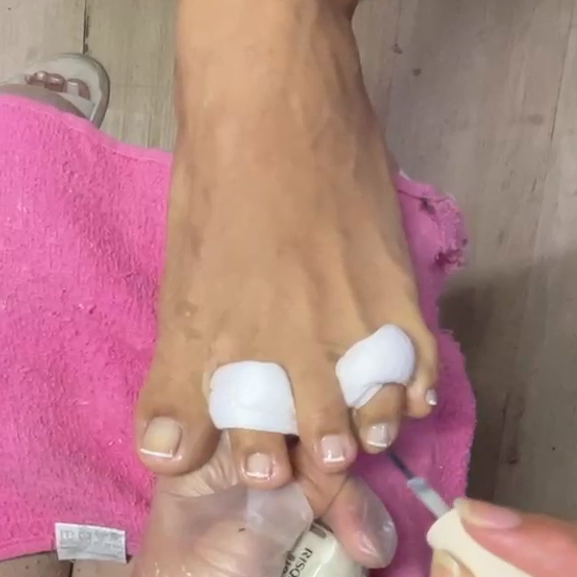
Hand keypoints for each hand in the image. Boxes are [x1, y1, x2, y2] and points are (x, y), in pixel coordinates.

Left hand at [37, 436, 387, 576]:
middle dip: (342, 495)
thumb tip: (343, 446)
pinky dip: (343, 556)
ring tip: (369, 565)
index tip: (357, 454)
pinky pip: (322, 541)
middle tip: (366, 545)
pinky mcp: (278, 564)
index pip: (265, 419)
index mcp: (201, 465)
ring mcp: (255, 526)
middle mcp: (229, 485)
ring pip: (320, 502)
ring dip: (352, 528)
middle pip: (303, 461)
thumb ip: (296, 491)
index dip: (314, 428)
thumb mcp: (243, 543)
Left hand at [137, 5, 437, 503]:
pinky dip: (412, 388)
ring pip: (372, 408)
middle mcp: (295, 347)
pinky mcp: (396, 288)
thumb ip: (175, 379)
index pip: (251, 443)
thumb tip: (162, 458)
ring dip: (367, 431)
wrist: (272, 106)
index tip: (264, 471)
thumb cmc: (213, 194)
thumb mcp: (179, 289)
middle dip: (317, 458)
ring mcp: (351, 320)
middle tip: (320, 462)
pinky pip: (415, 361)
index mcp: (230, 351)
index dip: (261, 464)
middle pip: (320, 434)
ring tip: (361, 440)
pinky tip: (406, 398)